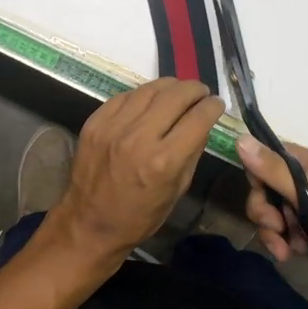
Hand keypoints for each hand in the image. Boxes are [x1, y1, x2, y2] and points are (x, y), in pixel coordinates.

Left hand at [44, 78, 225, 263]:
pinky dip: (141, 95)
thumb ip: (192, 152)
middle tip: (201, 91)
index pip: (197, 119)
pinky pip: (124, 97)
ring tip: (178, 90)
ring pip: (147, 90)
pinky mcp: (94, 122)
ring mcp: (112, 126)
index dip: (212, 107)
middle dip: (193, 89)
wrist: (89, 222)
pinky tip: (150, 100)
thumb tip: (203, 122)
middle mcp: (138, 137)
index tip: (217, 103)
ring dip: (168, 86)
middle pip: (173, 96)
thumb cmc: (140, 216)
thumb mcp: (177, 190)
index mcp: (163, 161)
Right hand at [240, 135, 307, 308]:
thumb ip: (273, 169)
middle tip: (274, 226)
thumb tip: (239, 138)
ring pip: (272, 209)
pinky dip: (282, 240)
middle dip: (263, 208)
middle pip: (266, 185)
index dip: (257, 175)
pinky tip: (293, 253)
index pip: (268, 155)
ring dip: (271, 229)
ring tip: (284, 248)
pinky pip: (283, 228)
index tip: (262, 195)